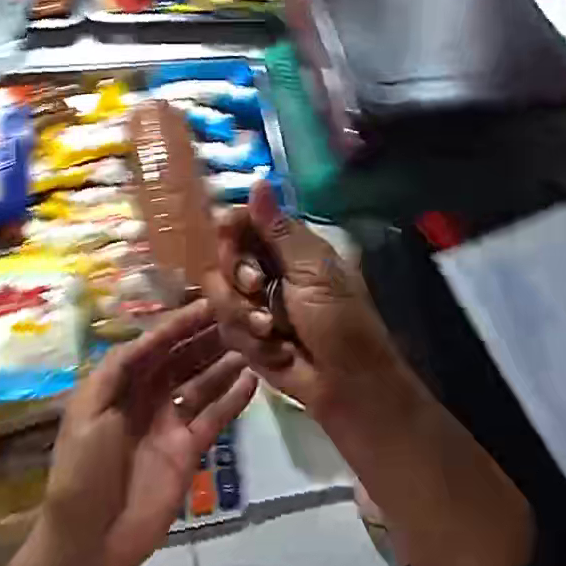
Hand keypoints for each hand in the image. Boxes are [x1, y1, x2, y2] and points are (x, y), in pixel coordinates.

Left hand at [41, 300, 256, 565]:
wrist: (92, 539)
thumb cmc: (83, 470)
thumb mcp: (87, 412)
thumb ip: (115, 370)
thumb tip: (147, 337)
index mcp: (119, 384)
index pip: (153, 345)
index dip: (178, 324)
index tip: (207, 303)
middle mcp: (147, 396)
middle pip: (181, 358)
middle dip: (204, 336)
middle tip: (236, 315)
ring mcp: (169, 422)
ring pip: (201, 382)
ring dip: (222, 362)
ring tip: (250, 340)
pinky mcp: (188, 449)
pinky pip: (214, 416)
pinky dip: (232, 398)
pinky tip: (252, 379)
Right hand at [208, 182, 406, 416]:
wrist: (346, 384)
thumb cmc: (339, 320)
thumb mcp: (312, 270)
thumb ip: (278, 230)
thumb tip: (258, 180)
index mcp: (287, 245)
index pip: (244, 221)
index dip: (230, 226)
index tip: (226, 232)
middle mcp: (266, 268)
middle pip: (223, 256)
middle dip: (237, 276)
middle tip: (256, 287)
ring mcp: (254, 302)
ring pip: (218, 294)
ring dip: (244, 314)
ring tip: (272, 331)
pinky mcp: (246, 334)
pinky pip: (224, 327)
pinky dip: (249, 340)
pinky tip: (275, 350)